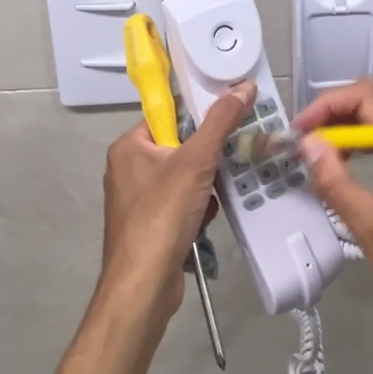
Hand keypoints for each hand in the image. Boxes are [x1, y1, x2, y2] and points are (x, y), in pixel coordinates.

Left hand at [98, 80, 255, 316]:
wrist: (143, 286)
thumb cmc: (162, 215)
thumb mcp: (196, 160)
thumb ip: (221, 121)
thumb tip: (243, 86)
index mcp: (130, 146)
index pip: (170, 115)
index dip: (200, 115)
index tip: (230, 118)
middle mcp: (129, 168)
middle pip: (181, 145)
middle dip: (208, 157)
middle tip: (228, 159)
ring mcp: (138, 199)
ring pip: (185, 175)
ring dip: (206, 184)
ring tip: (216, 194)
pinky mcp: (149, 225)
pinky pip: (181, 201)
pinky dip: (198, 206)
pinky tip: (206, 217)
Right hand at [295, 81, 372, 373]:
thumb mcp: (368, 227)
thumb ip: (335, 180)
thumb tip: (308, 142)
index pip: (367, 98)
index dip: (327, 105)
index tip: (298, 129)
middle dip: (335, 115)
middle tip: (303, 142)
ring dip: (350, 131)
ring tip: (318, 155)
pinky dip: (368, 147)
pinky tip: (348, 166)